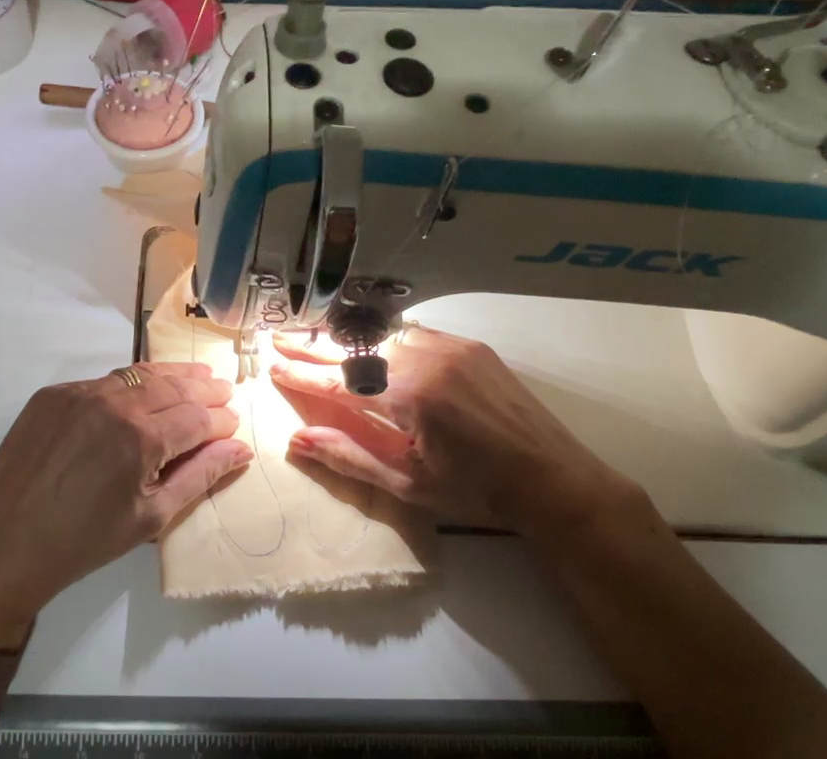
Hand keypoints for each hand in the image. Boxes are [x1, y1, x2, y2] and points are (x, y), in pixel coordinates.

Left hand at [0, 363, 249, 648]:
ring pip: (137, 376)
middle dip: (202, 390)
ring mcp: (79, 394)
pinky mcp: (53, 395)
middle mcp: (112, 404)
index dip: (220, 421)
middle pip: (171, 386)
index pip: (196, 417)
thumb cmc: (83, 543)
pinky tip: (143, 392)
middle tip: (224, 390)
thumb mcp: (151, 518)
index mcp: (141, 438)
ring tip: (195, 378)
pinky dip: (130, 385)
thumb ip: (199, 477)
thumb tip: (240, 450)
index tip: (235, 424)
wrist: (2, 545)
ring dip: (171, 377)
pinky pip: (103, 383)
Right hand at [270, 325, 642, 542]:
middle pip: (358, 349)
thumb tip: (297, 441)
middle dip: (316, 346)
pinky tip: (373, 344)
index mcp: (410, 396)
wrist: (553, 479)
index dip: (303, 375)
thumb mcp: (408, 484)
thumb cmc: (477, 492)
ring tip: (319, 340)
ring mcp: (453, 348)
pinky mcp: (472, 346)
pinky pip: (418, 334)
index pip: (340, 382)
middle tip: (281, 339)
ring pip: (387, 335)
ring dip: (350, 340)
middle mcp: (428, 359)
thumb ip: (350, 457)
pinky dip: (388, 339)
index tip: (273, 366)